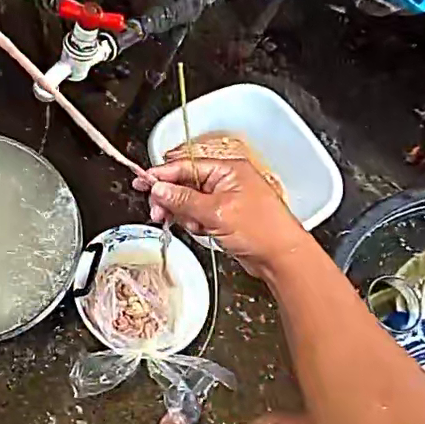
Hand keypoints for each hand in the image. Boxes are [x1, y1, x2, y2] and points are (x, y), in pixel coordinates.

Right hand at [134, 159, 312, 278]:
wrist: (282, 257)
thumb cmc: (262, 230)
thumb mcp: (216, 212)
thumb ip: (183, 199)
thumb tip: (159, 188)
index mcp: (227, 169)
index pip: (185, 166)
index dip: (161, 174)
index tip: (142, 182)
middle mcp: (225, 180)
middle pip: (184, 183)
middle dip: (170, 199)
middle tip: (158, 212)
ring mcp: (225, 198)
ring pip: (188, 201)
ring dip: (183, 214)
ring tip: (191, 225)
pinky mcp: (224, 215)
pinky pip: (198, 214)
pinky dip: (194, 222)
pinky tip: (201, 230)